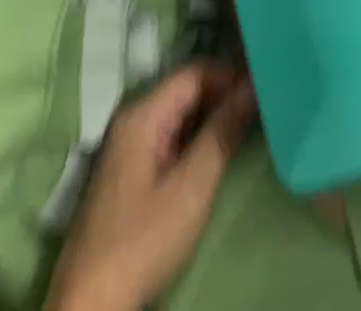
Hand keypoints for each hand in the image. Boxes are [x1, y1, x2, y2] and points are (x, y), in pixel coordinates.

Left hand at [45, 62, 256, 310]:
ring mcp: (131, 144)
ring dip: (215, 115)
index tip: (266, 90)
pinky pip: (173, 134)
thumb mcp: (192, 185)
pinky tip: (224, 148)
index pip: (194, 72)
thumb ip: (222, 132)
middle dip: (225, 94)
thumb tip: (251, 87)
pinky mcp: (134, 168)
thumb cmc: (145, 238)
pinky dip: (199, 135)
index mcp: (142, 116)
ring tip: (254, 125)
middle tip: (267, 108)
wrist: (94, 298)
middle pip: (186, 89)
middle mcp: (133, 120)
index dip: (231, 76)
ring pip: (181, 112)